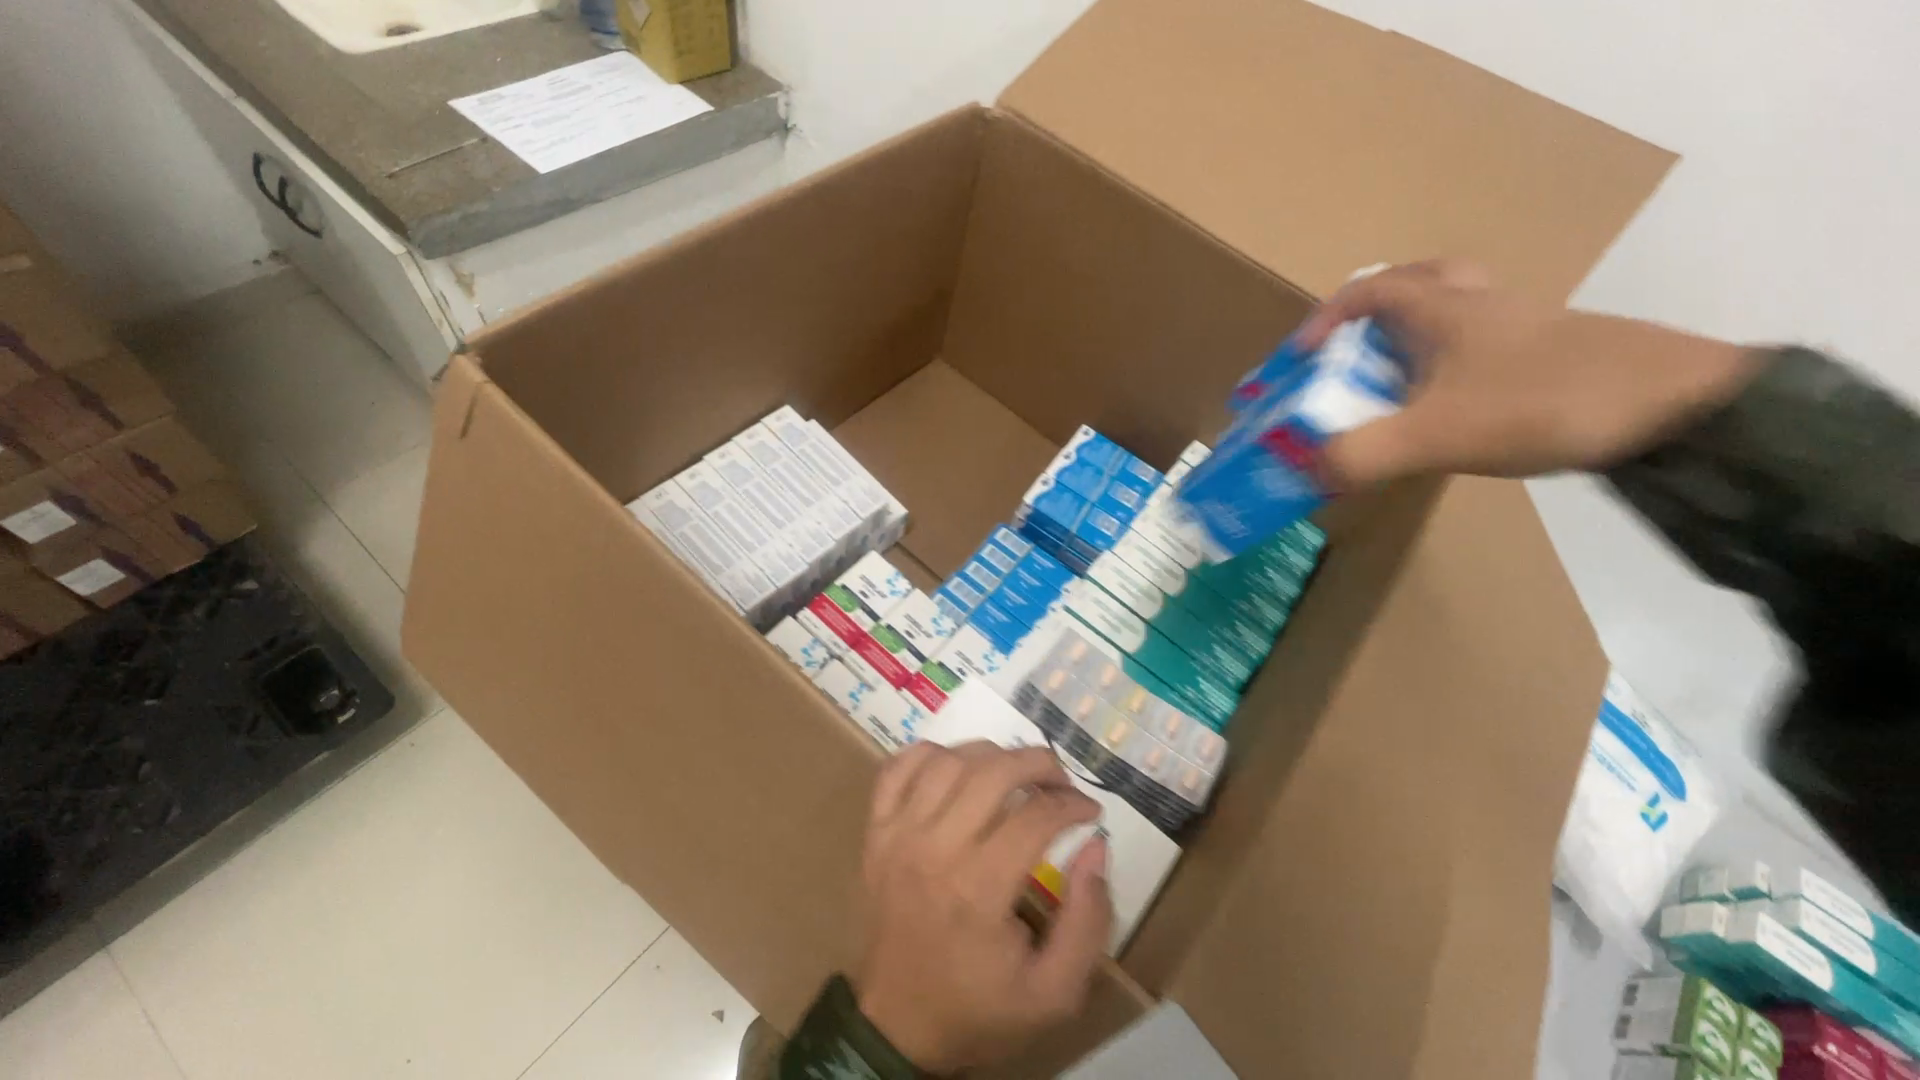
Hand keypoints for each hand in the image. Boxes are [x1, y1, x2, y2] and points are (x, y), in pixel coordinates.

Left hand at [853, 742, 1112, 1074]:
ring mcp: (897, 836)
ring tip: (1015, 775)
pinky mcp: (875, 834)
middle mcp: (933, 849)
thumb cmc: (980, 1010)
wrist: (899, 1028)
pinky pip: (897, 768)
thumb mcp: (1055, 992)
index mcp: (979, 889)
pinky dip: (930, 754)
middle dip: (1039, 763)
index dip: (1072, 804)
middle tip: (1061, 783)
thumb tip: (1096, 846)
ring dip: (990, 754)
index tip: (1089, 814)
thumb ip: (1089, 920)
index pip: (1034, 815)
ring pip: (947, 759)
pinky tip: (958, 768)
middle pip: (991, 771)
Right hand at [1295, 261, 1761, 489]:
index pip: (1370, 290)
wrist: (1674, 407)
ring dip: (1417, 341)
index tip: (1300, 357)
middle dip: (1376, 314)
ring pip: (1457, 315)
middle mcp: (1482, 306)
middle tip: (1355, 352)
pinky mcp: (1551, 359)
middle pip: (1420, 284)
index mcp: (1444, 309)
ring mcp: (1523, 330)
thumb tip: (1304, 471)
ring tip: (1395, 384)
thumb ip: (1364, 453)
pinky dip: (1453, 370)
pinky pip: (1484, 351)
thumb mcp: (1437, 434)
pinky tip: (1450, 412)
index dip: (1325, 319)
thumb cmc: (1542, 400)